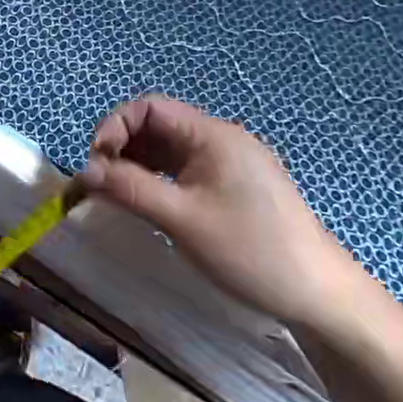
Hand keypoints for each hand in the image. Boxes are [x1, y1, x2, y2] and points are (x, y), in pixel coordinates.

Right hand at [76, 97, 371, 328]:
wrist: (318, 294)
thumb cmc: (250, 250)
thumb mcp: (182, 219)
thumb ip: (130, 189)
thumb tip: (83, 171)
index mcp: (213, 135)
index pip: (150, 107)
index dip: (115, 126)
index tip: (96, 163)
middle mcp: (220, 139)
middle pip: (157, 125)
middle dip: (121, 147)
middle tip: (101, 183)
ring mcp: (227, 163)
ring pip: (167, 149)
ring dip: (136, 165)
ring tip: (116, 195)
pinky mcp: (231, 186)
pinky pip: (182, 170)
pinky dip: (156, 180)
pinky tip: (145, 202)